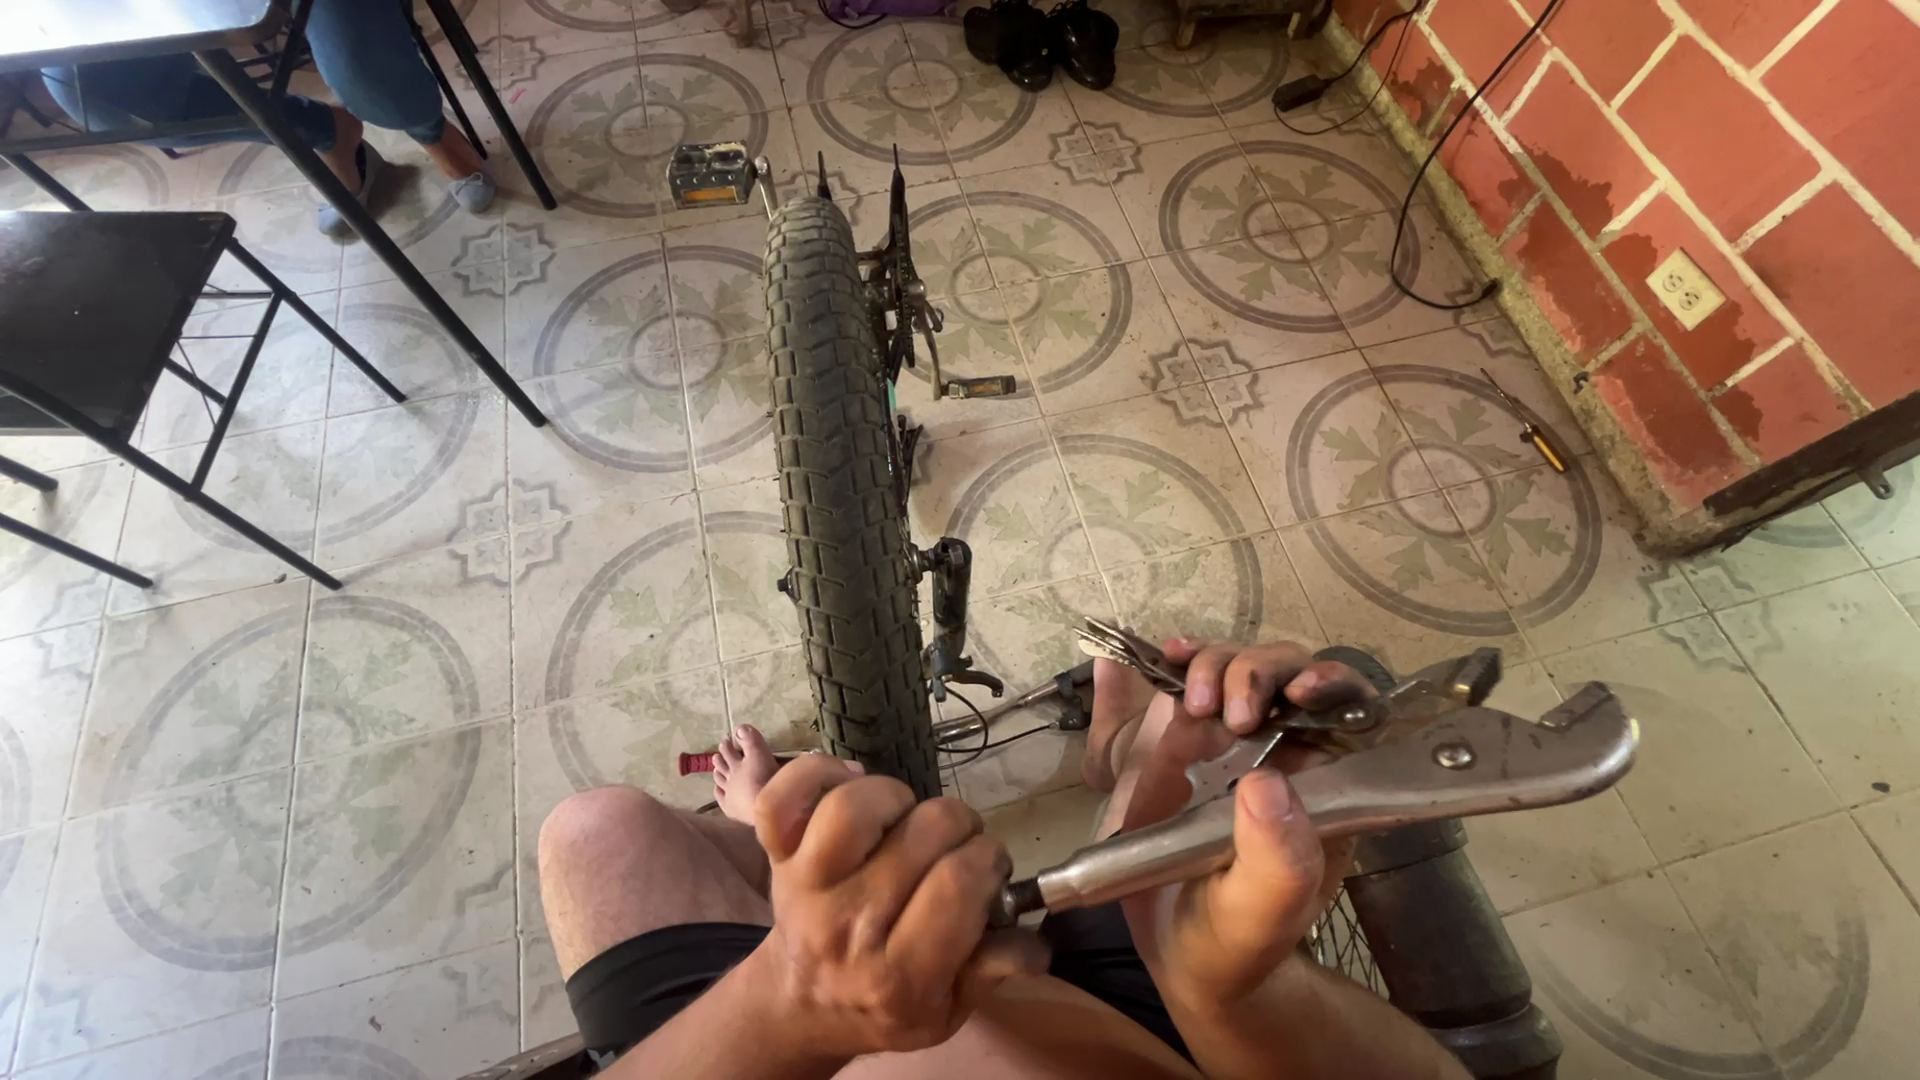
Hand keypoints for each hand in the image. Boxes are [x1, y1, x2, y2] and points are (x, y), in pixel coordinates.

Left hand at [741, 755, 1047, 1060]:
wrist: (802, 1002)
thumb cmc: (885, 1002)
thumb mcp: (947, 1010)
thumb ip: (992, 971)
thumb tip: (1036, 939)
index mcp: (898, 975)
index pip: (958, 884)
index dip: (987, 859)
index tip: (989, 865)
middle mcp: (848, 926)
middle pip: (922, 833)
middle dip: (959, 826)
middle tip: (957, 843)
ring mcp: (806, 885)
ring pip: (855, 806)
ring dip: (897, 799)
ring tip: (906, 819)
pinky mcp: (777, 855)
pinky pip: (782, 799)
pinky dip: (818, 773)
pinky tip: (850, 783)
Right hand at [1105, 640, 1379, 1010]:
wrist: (1173, 943)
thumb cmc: (1233, 940)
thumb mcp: (1259, 916)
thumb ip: (1276, 863)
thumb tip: (1268, 784)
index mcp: (1323, 785)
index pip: (1348, 711)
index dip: (1331, 684)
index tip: (1300, 690)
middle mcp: (1280, 748)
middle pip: (1284, 673)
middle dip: (1256, 671)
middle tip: (1224, 712)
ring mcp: (1225, 735)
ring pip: (1231, 665)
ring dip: (1211, 662)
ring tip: (1187, 701)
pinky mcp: (1178, 733)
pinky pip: (1176, 680)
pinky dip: (1168, 660)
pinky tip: (1158, 656)